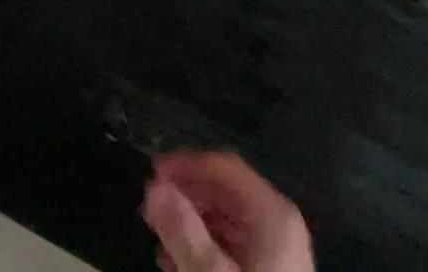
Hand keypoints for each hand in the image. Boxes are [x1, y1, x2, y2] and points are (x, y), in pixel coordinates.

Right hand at [142, 152, 313, 271]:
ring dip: (192, 223)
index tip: (148, 173)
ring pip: (228, 222)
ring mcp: (278, 252)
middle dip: (187, 195)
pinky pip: (234, 248)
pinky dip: (204, 248)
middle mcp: (279, 225)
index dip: (186, 165)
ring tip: (157, 237)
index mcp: (272, 215)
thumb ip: (182, 231)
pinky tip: (177, 265)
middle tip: (147, 207)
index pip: (225, 169)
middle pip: (227, 193)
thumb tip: (154, 188)